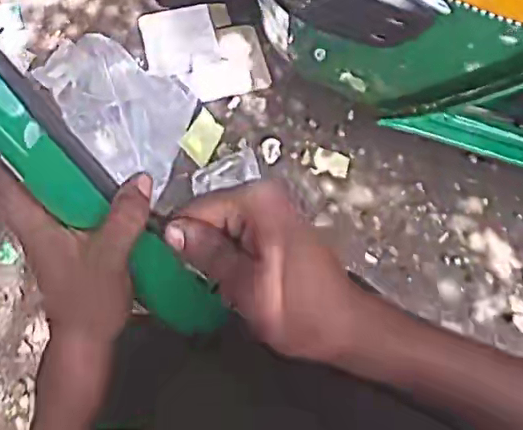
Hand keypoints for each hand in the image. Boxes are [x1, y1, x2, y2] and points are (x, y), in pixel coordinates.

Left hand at [0, 143, 150, 346]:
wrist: (85, 342)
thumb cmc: (87, 301)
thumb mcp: (110, 256)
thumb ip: (124, 217)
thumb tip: (140, 180)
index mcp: (32, 224)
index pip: (1, 185)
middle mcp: (30, 224)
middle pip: (7, 183)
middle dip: (4, 152)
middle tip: (12, 119)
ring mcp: (40, 233)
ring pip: (25, 191)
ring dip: (26, 165)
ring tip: (36, 134)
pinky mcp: (55, 239)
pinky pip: (46, 201)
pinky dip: (50, 181)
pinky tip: (69, 170)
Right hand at [167, 180, 364, 362]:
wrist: (351, 329)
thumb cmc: (304, 314)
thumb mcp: (250, 289)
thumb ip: (209, 255)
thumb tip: (171, 231)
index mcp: (257, 200)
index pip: (197, 208)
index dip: (183, 240)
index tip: (176, 270)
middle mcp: (262, 192)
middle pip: (208, 213)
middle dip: (201, 246)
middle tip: (204, 283)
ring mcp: (269, 203)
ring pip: (219, 223)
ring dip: (215, 252)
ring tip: (222, 283)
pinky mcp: (272, 218)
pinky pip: (235, 229)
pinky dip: (229, 251)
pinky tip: (236, 276)